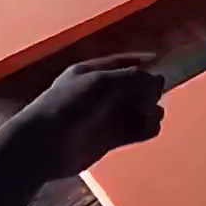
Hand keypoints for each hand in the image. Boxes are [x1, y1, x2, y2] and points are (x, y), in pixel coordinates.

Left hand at [8, 54, 166, 179]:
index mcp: (93, 73)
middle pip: (137, 86)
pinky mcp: (112, 138)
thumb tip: (160, 79)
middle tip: (148, 96)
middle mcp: (102, 92)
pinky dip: (148, 127)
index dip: (142, 61)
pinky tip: (149, 127)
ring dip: (151, 110)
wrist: (45, 144)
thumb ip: (132, 77)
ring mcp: (107, 116)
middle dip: (148, 89)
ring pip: (141, 108)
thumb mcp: (100, 82)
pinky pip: (139, 129)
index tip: (160, 61)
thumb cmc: (69, 105)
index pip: (123, 63)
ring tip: (148, 114)